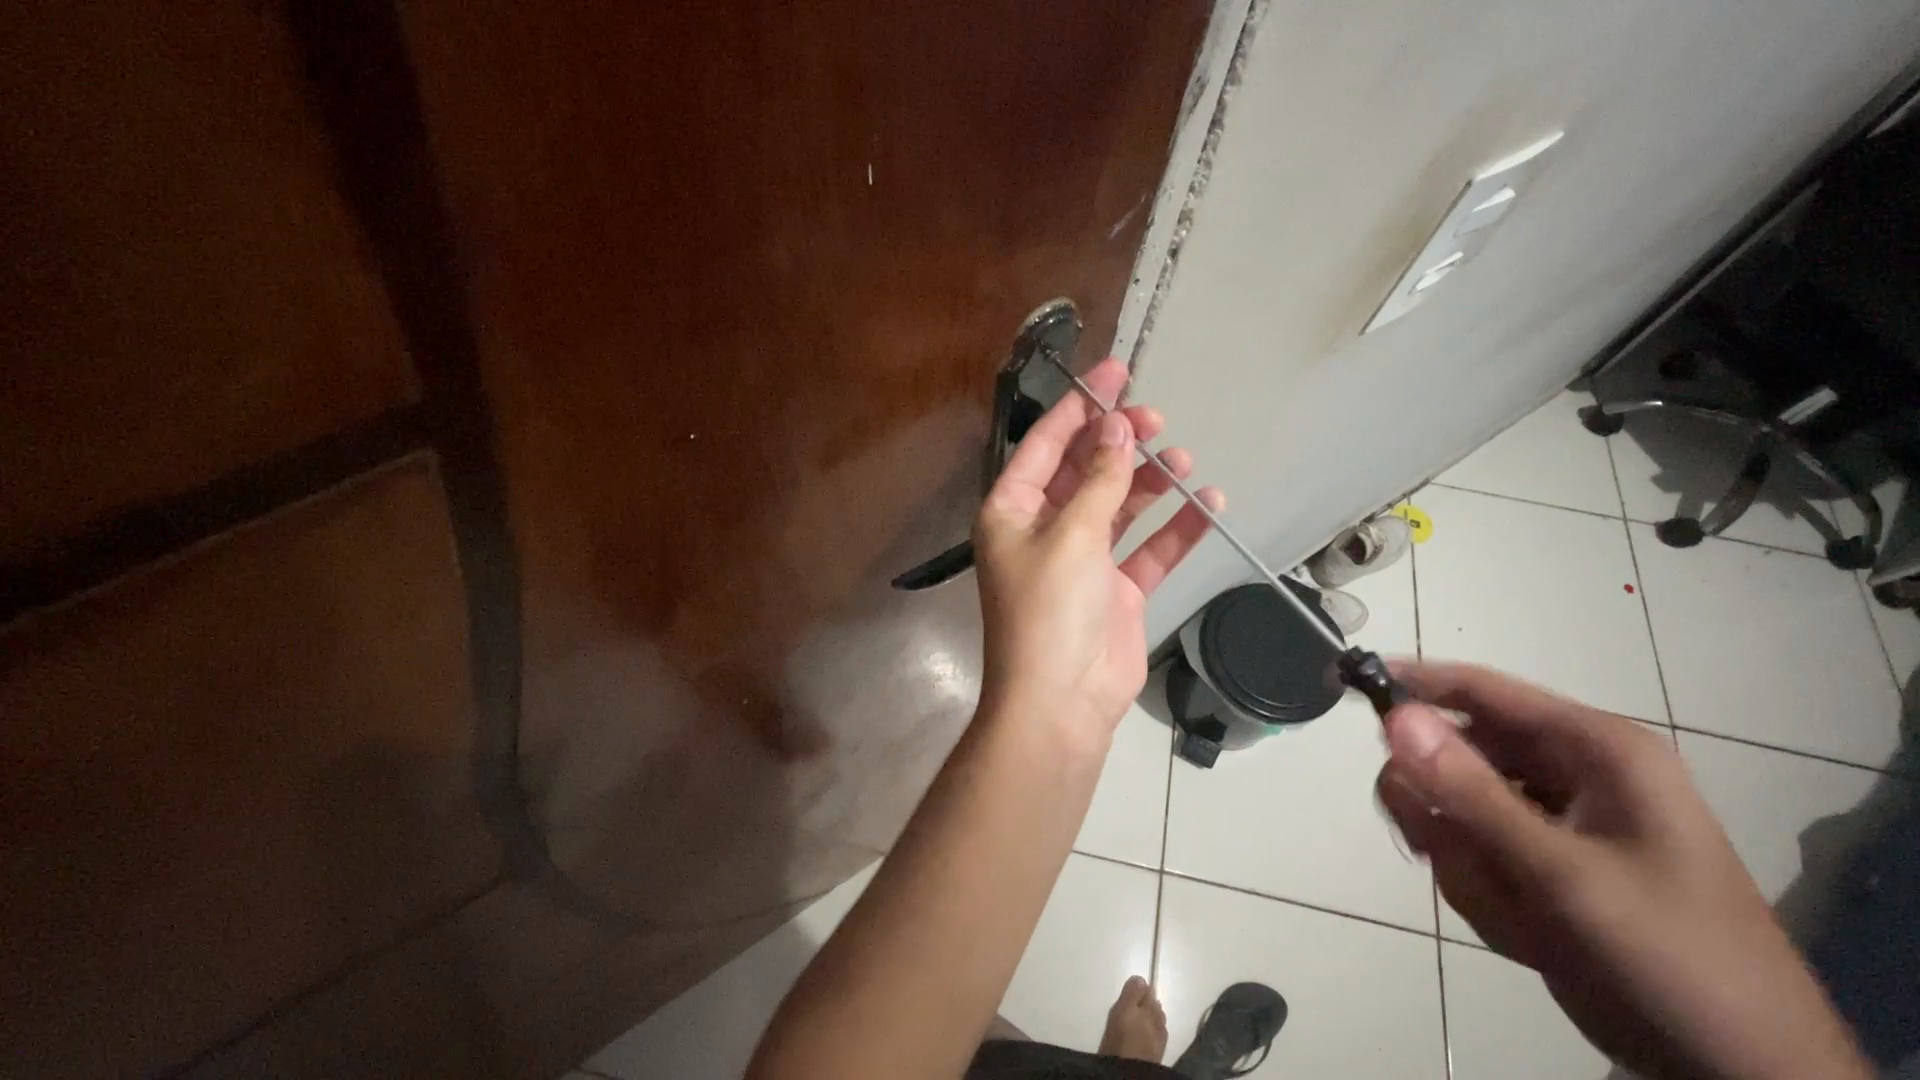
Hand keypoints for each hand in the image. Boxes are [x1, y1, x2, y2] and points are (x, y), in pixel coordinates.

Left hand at [972, 356, 1218, 744]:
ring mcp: (1083, 559)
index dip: (1080, 407)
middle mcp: (1044, 529)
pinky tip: (1207, 504)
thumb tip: (1118, 426)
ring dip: (1150, 481)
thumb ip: (1099, 479)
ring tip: (1182, 459)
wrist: (1061, 702)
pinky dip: (1175, 528)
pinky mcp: (1117, 589)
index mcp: (1012, 511)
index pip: (1045, 445)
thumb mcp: (1071, 535)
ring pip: (1119, 505)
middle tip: (1156, 417)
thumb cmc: (1050, 611)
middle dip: (1119, 442)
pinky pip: (1149, 548)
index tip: (1116, 373)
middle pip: (1085, 470)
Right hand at [1374, 661, 1871, 1079]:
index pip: (1484, 692)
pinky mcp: (1544, 864)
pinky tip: (1528, 932)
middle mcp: (1572, 774)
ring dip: (1468, 865)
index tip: (1350, 683)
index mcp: (1596, 751)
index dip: (1416, 684)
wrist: (1740, 1072)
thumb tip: (1393, 716)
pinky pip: (1473, 855)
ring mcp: (1556, 822)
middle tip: (1437, 850)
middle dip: (1445, 813)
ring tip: (1516, 914)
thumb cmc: (1668, 957)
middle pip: (1456, 758)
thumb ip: (1471, 795)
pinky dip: (1483, 892)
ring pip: (1455, 813)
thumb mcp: (1561, 874)